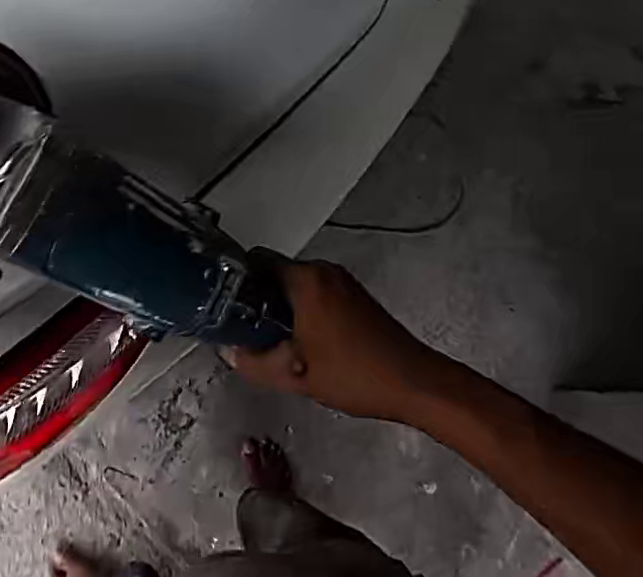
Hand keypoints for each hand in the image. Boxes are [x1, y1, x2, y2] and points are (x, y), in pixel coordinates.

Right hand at [226, 257, 457, 424]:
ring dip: (284, 306)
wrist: (412, 382)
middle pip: (277, 272)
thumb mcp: (295, 375)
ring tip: (278, 342)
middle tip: (252, 331)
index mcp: (306, 280)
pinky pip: (317, 291)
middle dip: (262, 299)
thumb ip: (255, 363)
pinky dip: (305, 309)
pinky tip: (306, 341)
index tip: (230, 305)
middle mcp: (324, 270)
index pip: (258, 260)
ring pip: (297, 283)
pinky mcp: (354, 294)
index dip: (239, 281)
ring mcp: (342, 280)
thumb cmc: (354, 374)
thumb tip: (230, 352)